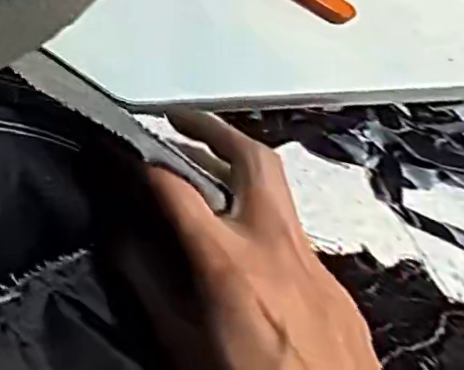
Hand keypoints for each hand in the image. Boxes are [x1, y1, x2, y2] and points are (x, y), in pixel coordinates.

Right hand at [140, 111, 378, 369]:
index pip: (176, 185)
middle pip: (251, 158)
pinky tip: (247, 246)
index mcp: (230, 264)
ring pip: (278, 192)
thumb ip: (146, 282)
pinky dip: (263, 221)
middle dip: (211, 128)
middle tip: (181, 119)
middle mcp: (277, 252)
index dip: (144, 162)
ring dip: (238, 170)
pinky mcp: (341, 294)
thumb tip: (122, 237)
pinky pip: (296, 237)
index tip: (128, 155)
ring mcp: (317, 269)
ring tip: (206, 172)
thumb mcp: (181, 343)